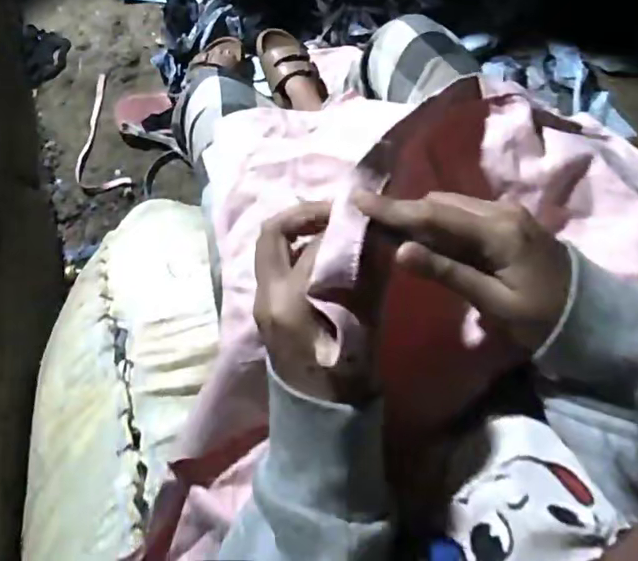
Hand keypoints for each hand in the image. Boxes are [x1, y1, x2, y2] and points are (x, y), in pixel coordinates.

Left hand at [253, 200, 388, 403]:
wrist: (320, 422)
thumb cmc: (347, 376)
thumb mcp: (365, 323)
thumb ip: (368, 276)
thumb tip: (376, 234)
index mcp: (289, 300)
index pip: (313, 245)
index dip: (337, 226)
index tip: (356, 217)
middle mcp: (266, 296)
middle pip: (272, 234)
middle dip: (302, 216)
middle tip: (334, 214)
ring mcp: (261, 304)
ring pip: (270, 249)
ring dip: (296, 232)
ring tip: (329, 230)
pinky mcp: (264, 311)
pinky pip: (274, 266)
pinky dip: (294, 252)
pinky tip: (321, 256)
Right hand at [353, 191, 572, 350]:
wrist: (597, 317)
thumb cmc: (546, 318)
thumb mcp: (497, 303)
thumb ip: (448, 273)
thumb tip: (400, 251)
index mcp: (497, 229)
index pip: (434, 214)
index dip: (394, 208)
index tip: (359, 198)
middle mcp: (500, 210)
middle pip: (440, 203)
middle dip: (404, 209)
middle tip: (369, 217)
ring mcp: (506, 212)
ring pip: (451, 204)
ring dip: (421, 213)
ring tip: (390, 223)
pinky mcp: (508, 219)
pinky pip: (464, 212)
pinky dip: (439, 219)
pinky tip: (426, 232)